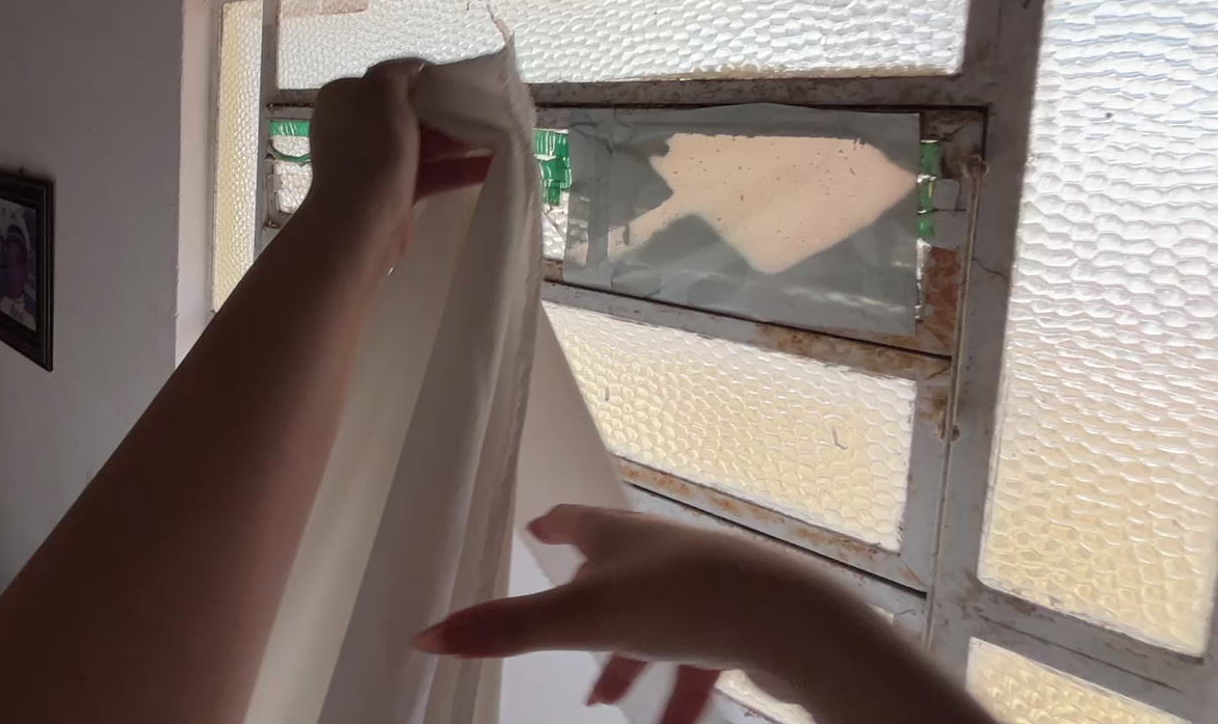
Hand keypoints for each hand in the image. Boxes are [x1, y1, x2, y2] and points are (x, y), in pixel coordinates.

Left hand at [305, 60, 489, 261]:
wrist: (360, 221)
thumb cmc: (371, 148)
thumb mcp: (383, 92)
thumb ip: (399, 72)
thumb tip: (414, 69)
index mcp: (344, 97)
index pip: (389, 79)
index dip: (425, 79)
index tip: (458, 84)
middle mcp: (353, 127)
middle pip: (407, 112)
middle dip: (446, 113)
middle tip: (483, 112)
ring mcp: (370, 161)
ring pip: (420, 144)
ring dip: (457, 141)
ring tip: (496, 139)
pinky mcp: (389, 191)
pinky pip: (427, 173)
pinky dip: (455, 169)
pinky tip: (489, 166)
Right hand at [415, 505, 858, 723]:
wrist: (789, 621)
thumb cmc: (675, 599)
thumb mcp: (581, 616)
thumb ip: (508, 628)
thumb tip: (428, 634)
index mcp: (613, 534)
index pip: (571, 519)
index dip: (549, 525)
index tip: (534, 527)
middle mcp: (653, 550)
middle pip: (608, 568)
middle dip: (580, 599)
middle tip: (558, 624)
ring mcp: (698, 583)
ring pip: (649, 617)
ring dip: (623, 655)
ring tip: (601, 697)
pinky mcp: (734, 624)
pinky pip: (693, 658)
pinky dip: (674, 689)